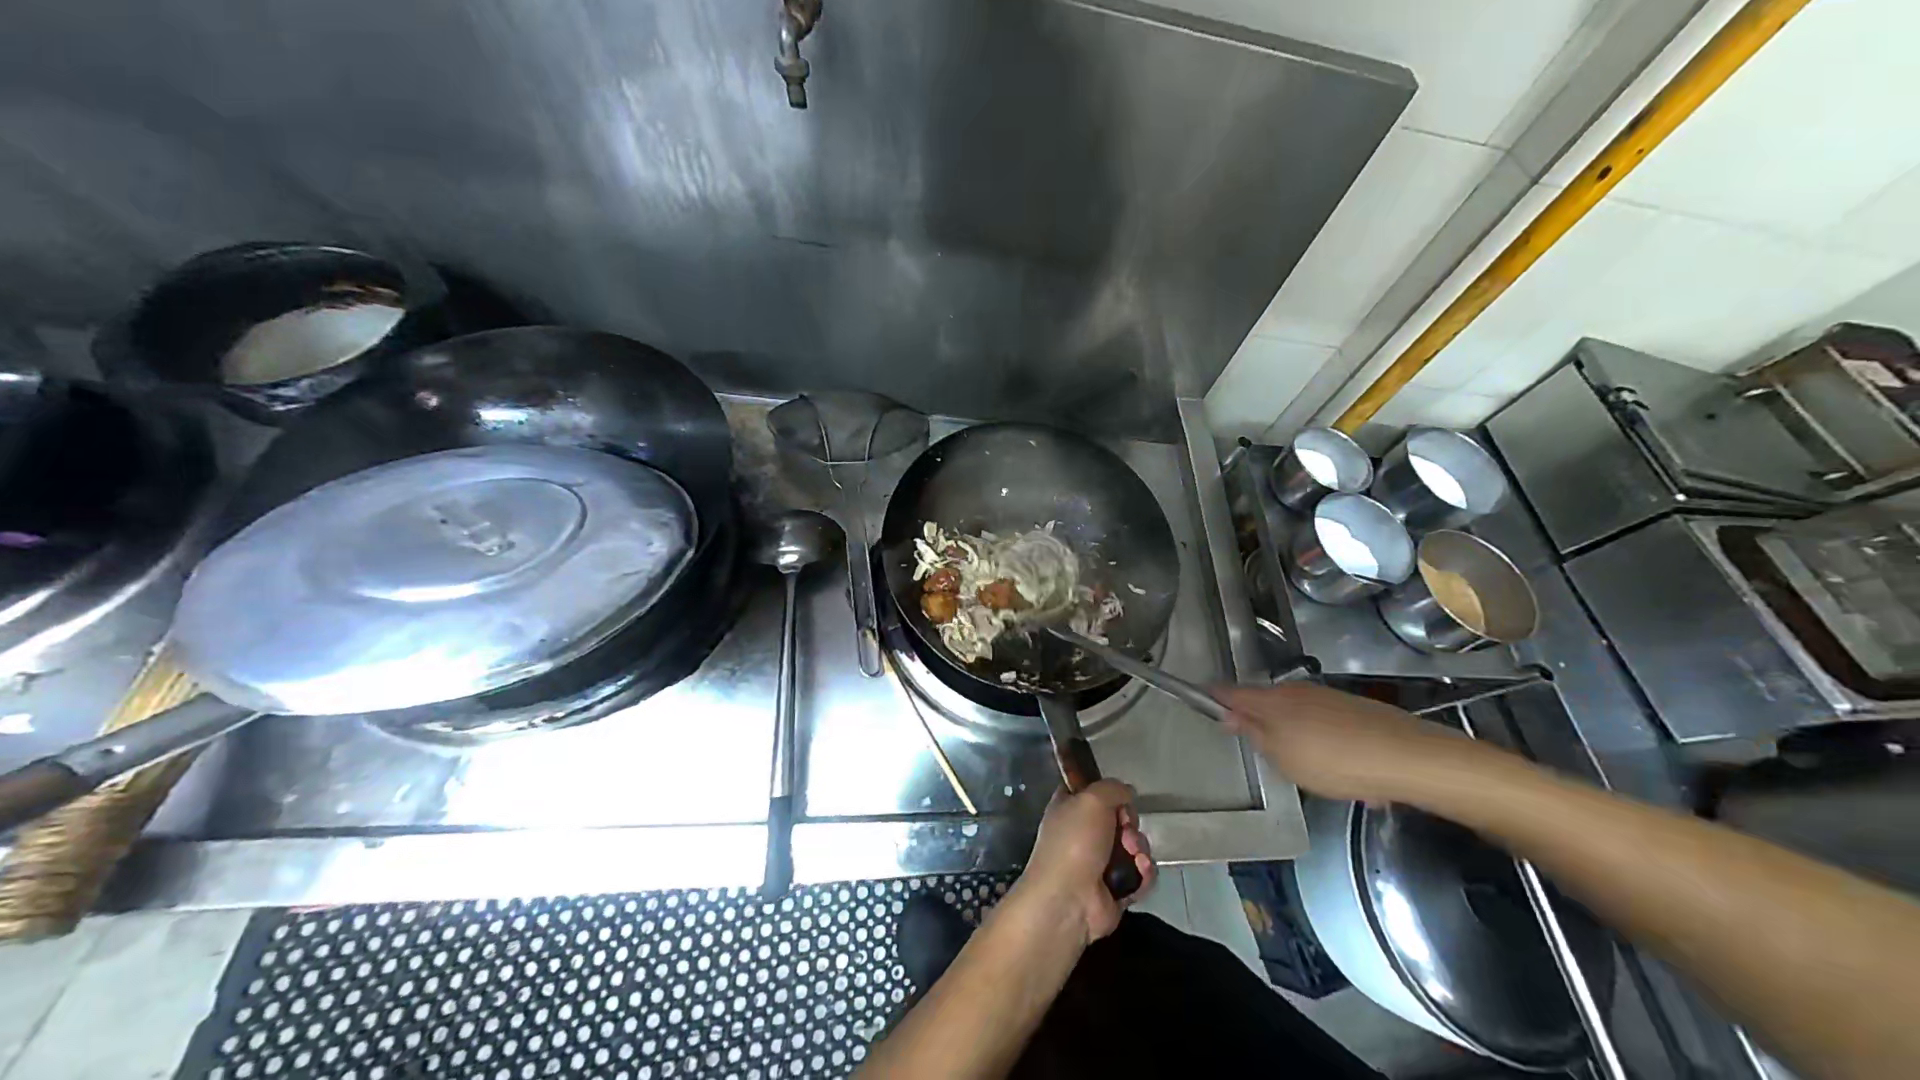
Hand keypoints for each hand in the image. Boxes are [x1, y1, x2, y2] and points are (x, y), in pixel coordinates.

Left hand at [1006, 779, 1154, 945]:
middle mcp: (1083, 833)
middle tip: (1125, 830)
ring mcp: (1100, 863)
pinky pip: (1140, 874)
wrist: (1070, 899)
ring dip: (1139, 848)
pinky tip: (1139, 871)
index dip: (1108, 792)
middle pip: (1120, 818)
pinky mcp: (1118, 889)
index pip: (1092, 791)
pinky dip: (1143, 872)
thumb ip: (1113, 788)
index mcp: (1069, 808)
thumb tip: (1127, 792)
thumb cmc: (1074, 841)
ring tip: (1132, 855)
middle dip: (1129, 823)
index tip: (1116, 797)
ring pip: (1134, 846)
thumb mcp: (1091, 799)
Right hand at [1216, 683, 1513, 804]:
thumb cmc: (1335, 762)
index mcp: (1272, 700)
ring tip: (1307, 770)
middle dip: (1256, 721)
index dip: (1213, 697)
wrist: (1411, 758)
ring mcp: (1328, 698)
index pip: (1230, 691)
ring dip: (1292, 735)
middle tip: (1258, 752)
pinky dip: (1322, 743)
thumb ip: (1252, 733)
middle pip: (1263, 701)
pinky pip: (1324, 725)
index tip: (1200, 703)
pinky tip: (1342, 772)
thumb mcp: (1282, 757)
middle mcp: (1297, 690)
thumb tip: (1228, 713)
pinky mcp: (1355, 709)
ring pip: (1295, 714)